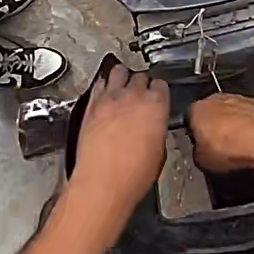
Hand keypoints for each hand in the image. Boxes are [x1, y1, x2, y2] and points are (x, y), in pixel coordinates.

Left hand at [70, 60, 169, 215]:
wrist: (103, 182)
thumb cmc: (133, 174)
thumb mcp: (159, 153)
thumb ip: (157, 130)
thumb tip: (153, 127)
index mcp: (156, 105)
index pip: (161, 85)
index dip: (160, 91)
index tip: (158, 95)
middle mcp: (133, 96)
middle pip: (140, 76)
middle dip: (142, 83)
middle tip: (141, 94)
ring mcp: (110, 97)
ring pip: (118, 70)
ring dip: (122, 77)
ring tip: (123, 85)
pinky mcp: (92, 104)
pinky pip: (99, 84)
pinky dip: (104, 85)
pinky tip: (105, 93)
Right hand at [187, 93, 253, 173]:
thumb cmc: (232, 148)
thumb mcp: (202, 162)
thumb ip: (197, 153)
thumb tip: (200, 155)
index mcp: (196, 109)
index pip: (190, 121)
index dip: (196, 136)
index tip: (202, 149)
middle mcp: (215, 99)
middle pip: (212, 114)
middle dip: (216, 129)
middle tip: (222, 150)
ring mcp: (239, 100)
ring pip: (233, 114)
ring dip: (235, 128)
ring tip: (241, 150)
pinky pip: (251, 117)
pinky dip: (253, 129)